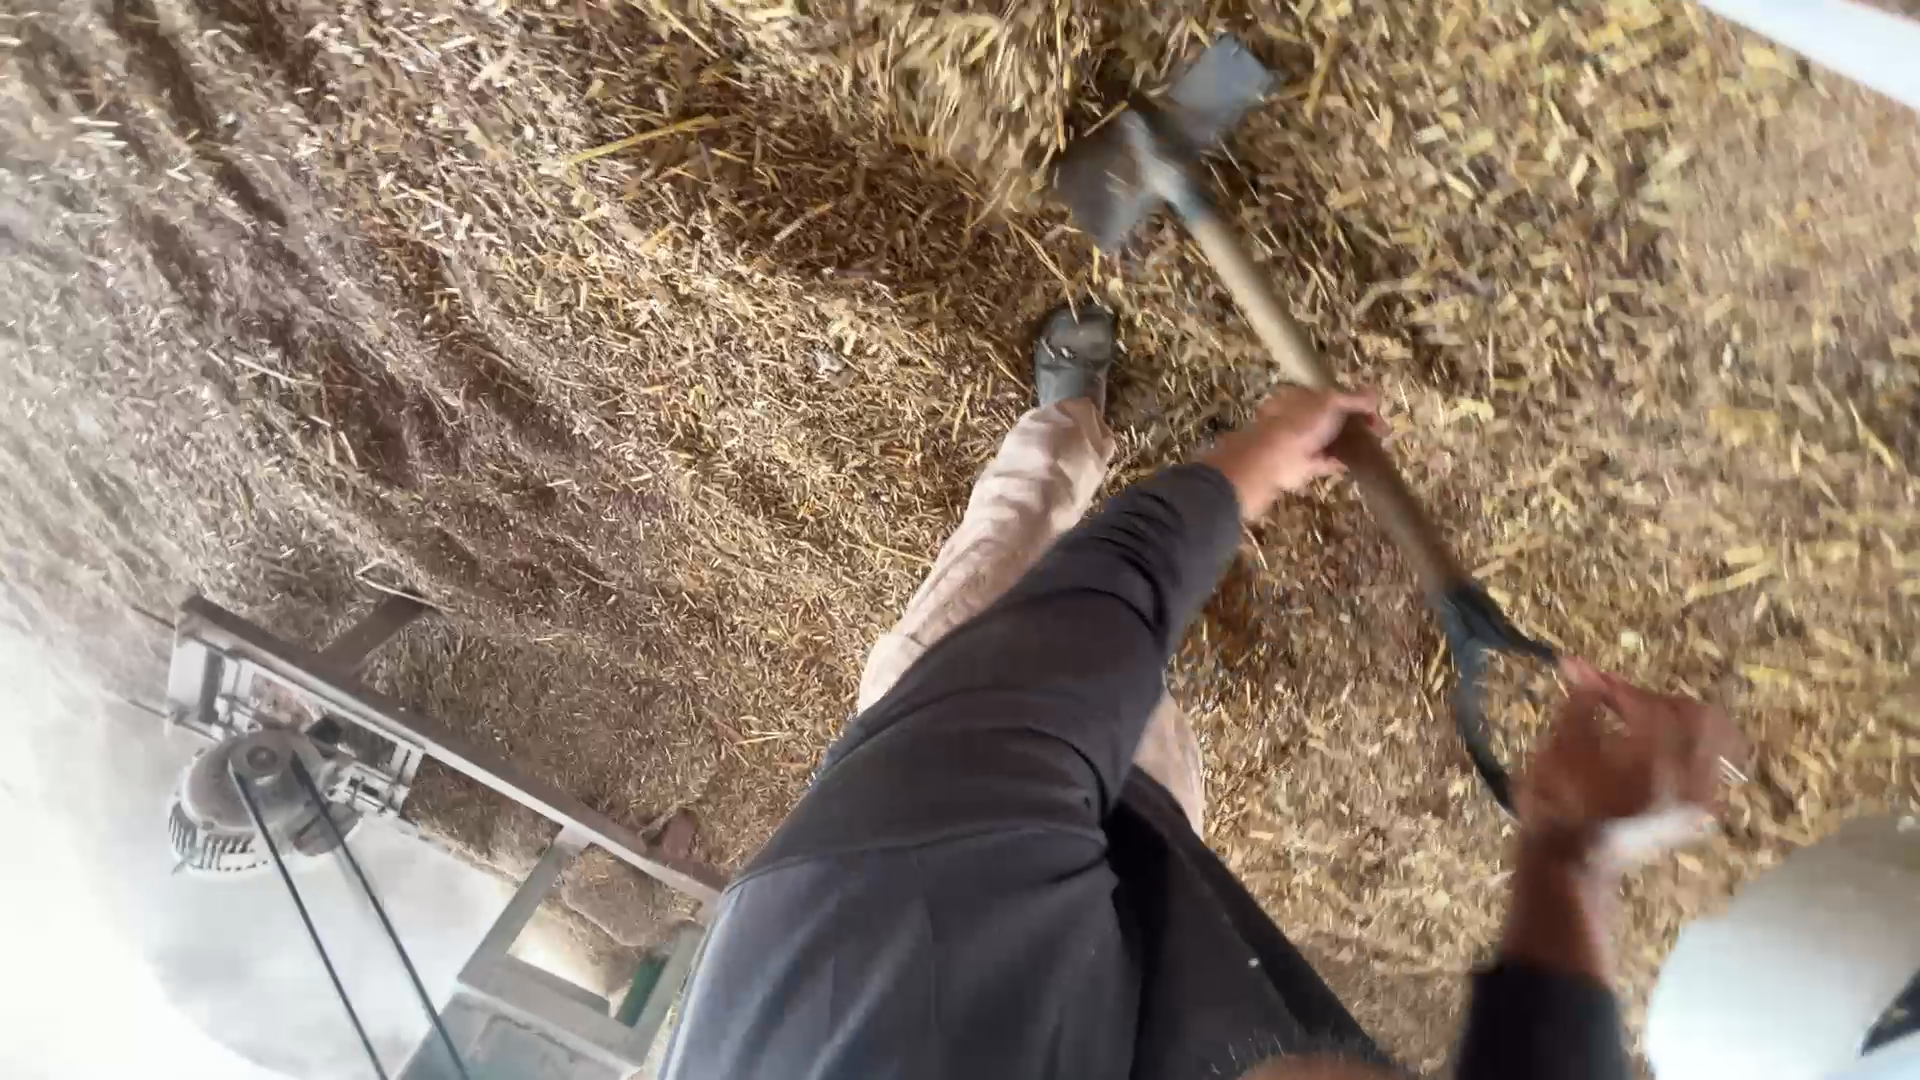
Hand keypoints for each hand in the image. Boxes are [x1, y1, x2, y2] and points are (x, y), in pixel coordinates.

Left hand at [1199, 386, 1381, 521]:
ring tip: (1374, 446)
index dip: (1354, 400)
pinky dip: (1341, 461)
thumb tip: (1374, 394)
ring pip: (1328, 440)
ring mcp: (1296, 444)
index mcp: (1296, 397)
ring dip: (1349, 443)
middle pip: (1329, 418)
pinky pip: (1325, 462)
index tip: (1375, 409)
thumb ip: (1351, 398)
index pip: (1329, 394)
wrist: (1266, 464)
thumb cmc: (1297, 425)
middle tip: (1378, 430)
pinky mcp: (1299, 467)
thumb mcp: (1328, 403)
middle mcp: (1294, 418)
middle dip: (1353, 423)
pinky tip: (1359, 463)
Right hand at [1518, 659, 1747, 874]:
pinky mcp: (1704, 809)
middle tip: (1610, 696)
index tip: (1580, 673)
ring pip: (1715, 736)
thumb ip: (1577, 707)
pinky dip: (1687, 741)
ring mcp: (1704, 799)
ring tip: (1633, 716)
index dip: (1612, 685)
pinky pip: (1716, 761)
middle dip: (1647, 698)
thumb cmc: (1556, 805)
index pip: (1648, 705)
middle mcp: (1691, 783)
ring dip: (1672, 716)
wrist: (1575, 858)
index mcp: (1650, 768)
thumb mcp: (1556, 751)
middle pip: (1695, 714)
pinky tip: (1651, 741)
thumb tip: (1577, 667)